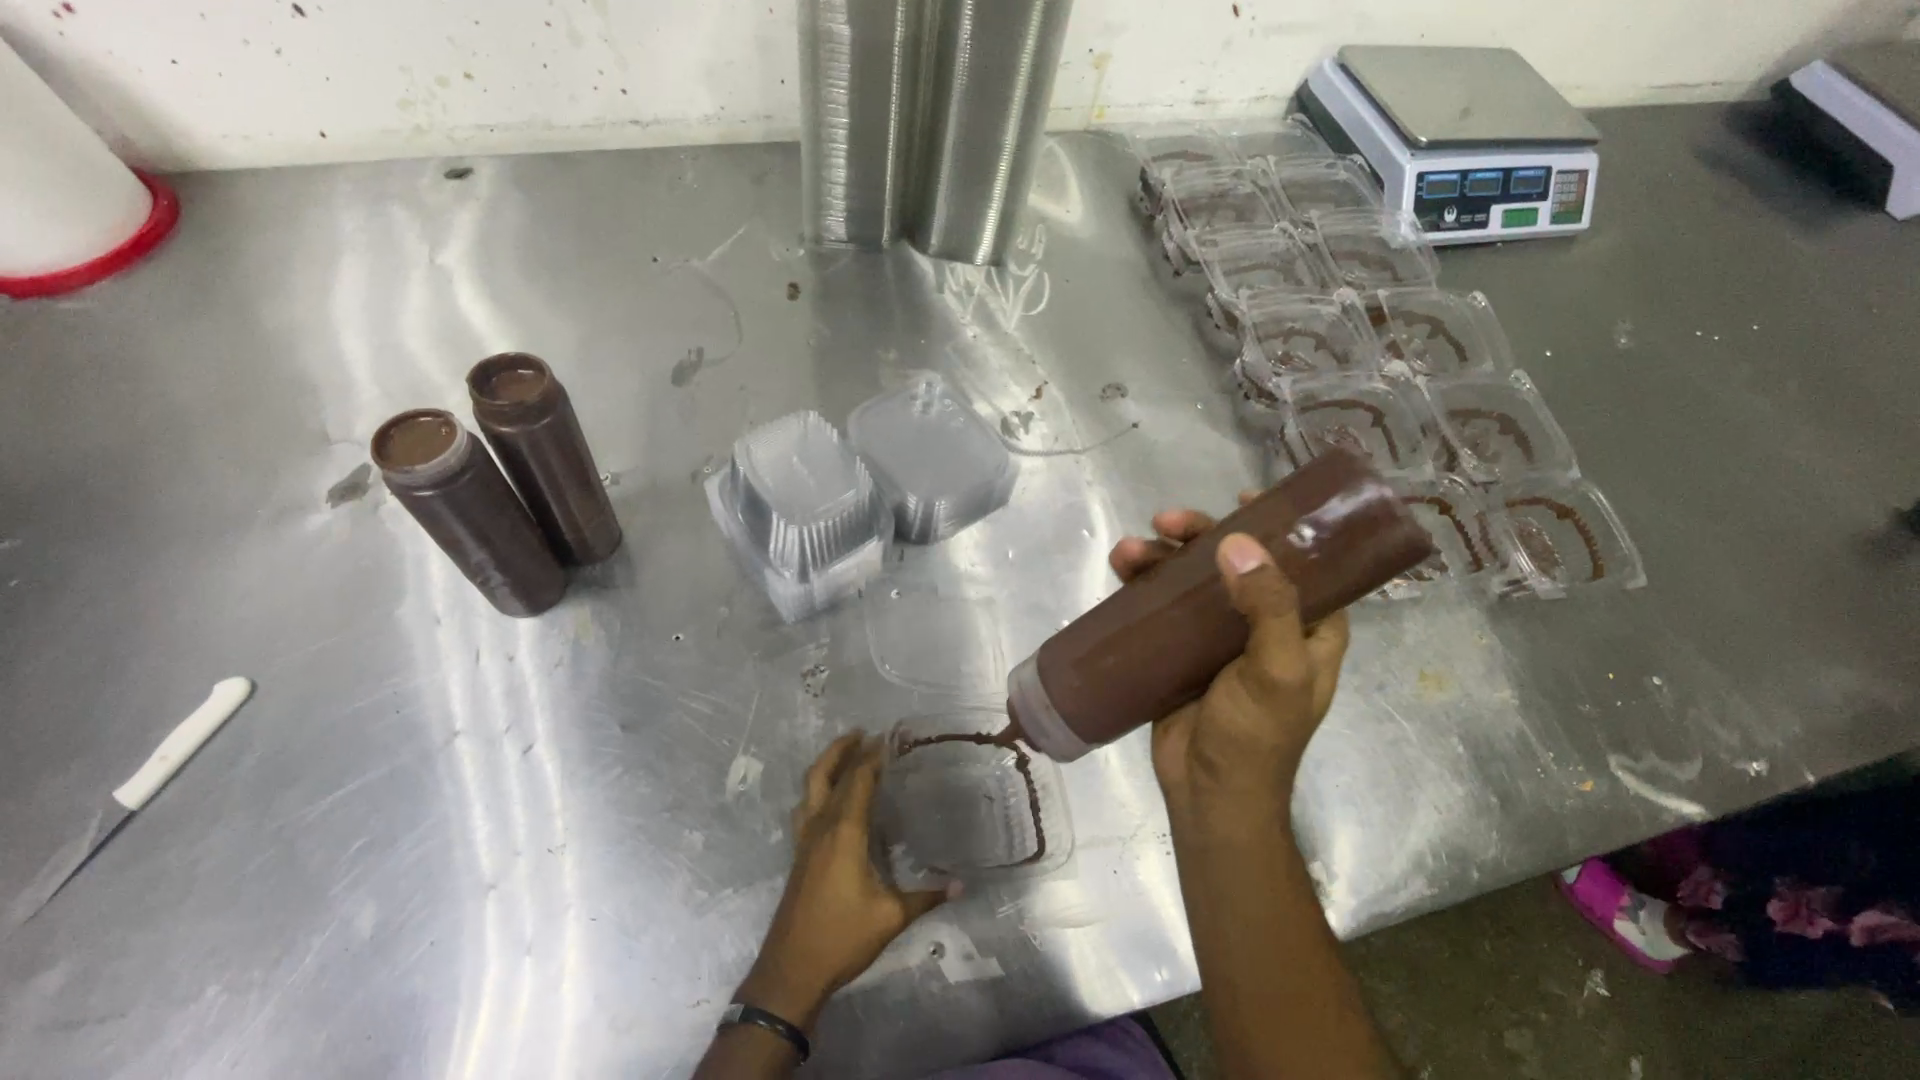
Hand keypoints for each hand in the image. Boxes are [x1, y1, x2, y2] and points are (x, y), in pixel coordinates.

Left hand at [736, 733, 949, 1029]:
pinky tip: (831, 802)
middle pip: (824, 775)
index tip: (887, 738)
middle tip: (862, 733)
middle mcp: (820, 828)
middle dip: (842, 750)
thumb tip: (962, 886)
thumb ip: (926, 897)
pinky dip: (818, 791)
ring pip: (808, 790)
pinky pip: (805, 809)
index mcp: (843, 833)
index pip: (857, 781)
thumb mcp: (891, 917)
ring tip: (845, 756)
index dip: (871, 756)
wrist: (791, 969)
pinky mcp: (798, 857)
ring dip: (826, 766)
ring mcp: (804, 842)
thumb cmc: (841, 937)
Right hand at [1109, 499, 1349, 820]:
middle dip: (1202, 536)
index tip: (1245, 499)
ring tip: (1127, 551)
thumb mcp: (1277, 671)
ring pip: (1195, 582)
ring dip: (1163, 558)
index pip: (1303, 563)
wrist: (1208, 796)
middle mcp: (1267, 626)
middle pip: (1237, 563)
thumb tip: (1239, 543)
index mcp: (1309, 628)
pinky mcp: (1182, 653)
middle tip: (1167, 521)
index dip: (1279, 527)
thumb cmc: (1256, 738)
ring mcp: (1220, 639)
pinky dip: (1145, 586)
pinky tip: (1121, 571)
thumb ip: (1268, 607)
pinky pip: (1165, 608)